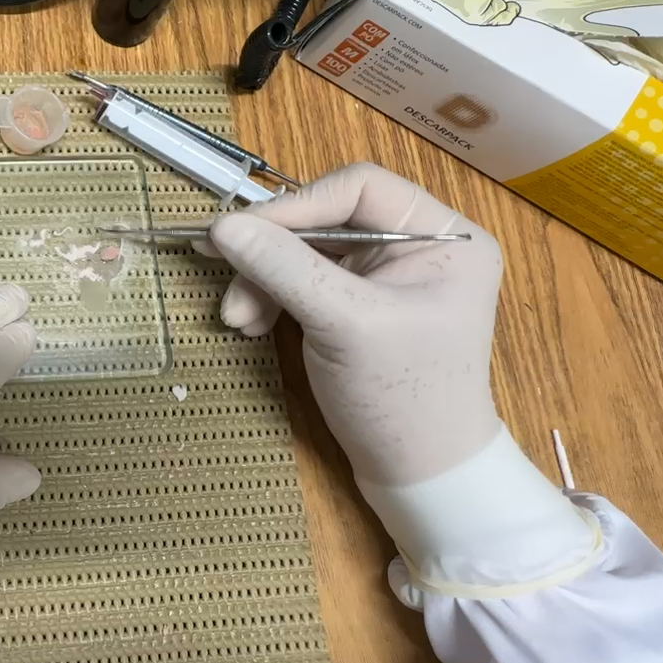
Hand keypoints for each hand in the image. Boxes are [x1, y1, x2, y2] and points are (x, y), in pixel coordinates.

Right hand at [200, 164, 502, 485]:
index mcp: (442, 236)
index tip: (238, 233)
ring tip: (238, 318)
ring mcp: (380, 276)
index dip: (294, 206)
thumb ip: (283, 268)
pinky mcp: (351, 303)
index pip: (357, 188)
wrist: (415, 473)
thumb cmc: (401, 396)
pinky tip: (252, 324)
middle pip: (322, 219)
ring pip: (301, 250)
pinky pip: (297, 279)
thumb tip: (220, 226)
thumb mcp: (343, 324)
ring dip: (260, 279)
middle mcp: (413, 245)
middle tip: (223, 272)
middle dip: (270, 252)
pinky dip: (268, 297)